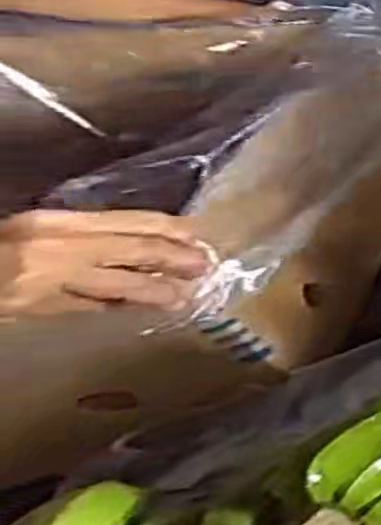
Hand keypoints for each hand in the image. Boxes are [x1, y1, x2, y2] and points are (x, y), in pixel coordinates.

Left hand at [0, 210, 213, 317]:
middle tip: (208, 268)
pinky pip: (118, 216)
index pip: (128, 285)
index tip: (188, 298)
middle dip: (182, 259)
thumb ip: (82, 302)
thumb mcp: (27, 311)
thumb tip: (143, 299)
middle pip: (143, 250)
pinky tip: (174, 229)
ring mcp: (58, 226)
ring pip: (140, 224)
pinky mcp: (51, 214)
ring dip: (178, 235)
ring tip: (200, 245)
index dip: (163, 291)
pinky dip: (153, 222)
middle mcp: (61, 248)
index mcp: (47, 281)